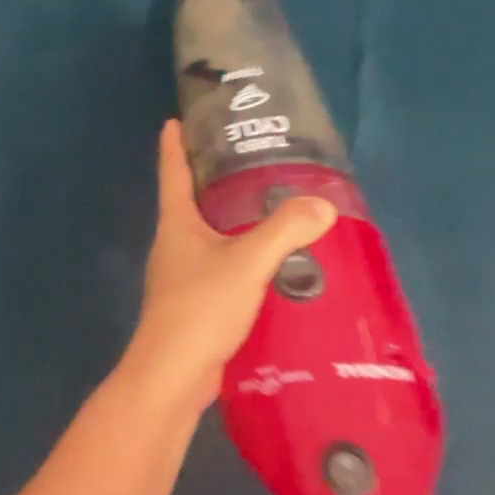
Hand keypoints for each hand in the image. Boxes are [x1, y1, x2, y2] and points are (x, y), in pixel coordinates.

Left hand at [122, 119, 337, 408]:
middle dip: (208, 180)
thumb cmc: (201, 306)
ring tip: (262, 210)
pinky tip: (263, 266)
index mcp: (176, 223)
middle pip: (188, 201)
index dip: (174, 145)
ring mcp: (178, 275)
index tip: (174, 120)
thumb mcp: (247, 262)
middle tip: (242, 161)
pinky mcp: (192, 304)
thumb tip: (322, 205)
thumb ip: (285, 231)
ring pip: (203, 236)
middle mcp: (172, 243)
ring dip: (225, 221)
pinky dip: (235, 256)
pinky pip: (215, 267)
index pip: (173, 172)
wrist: (173, 374)